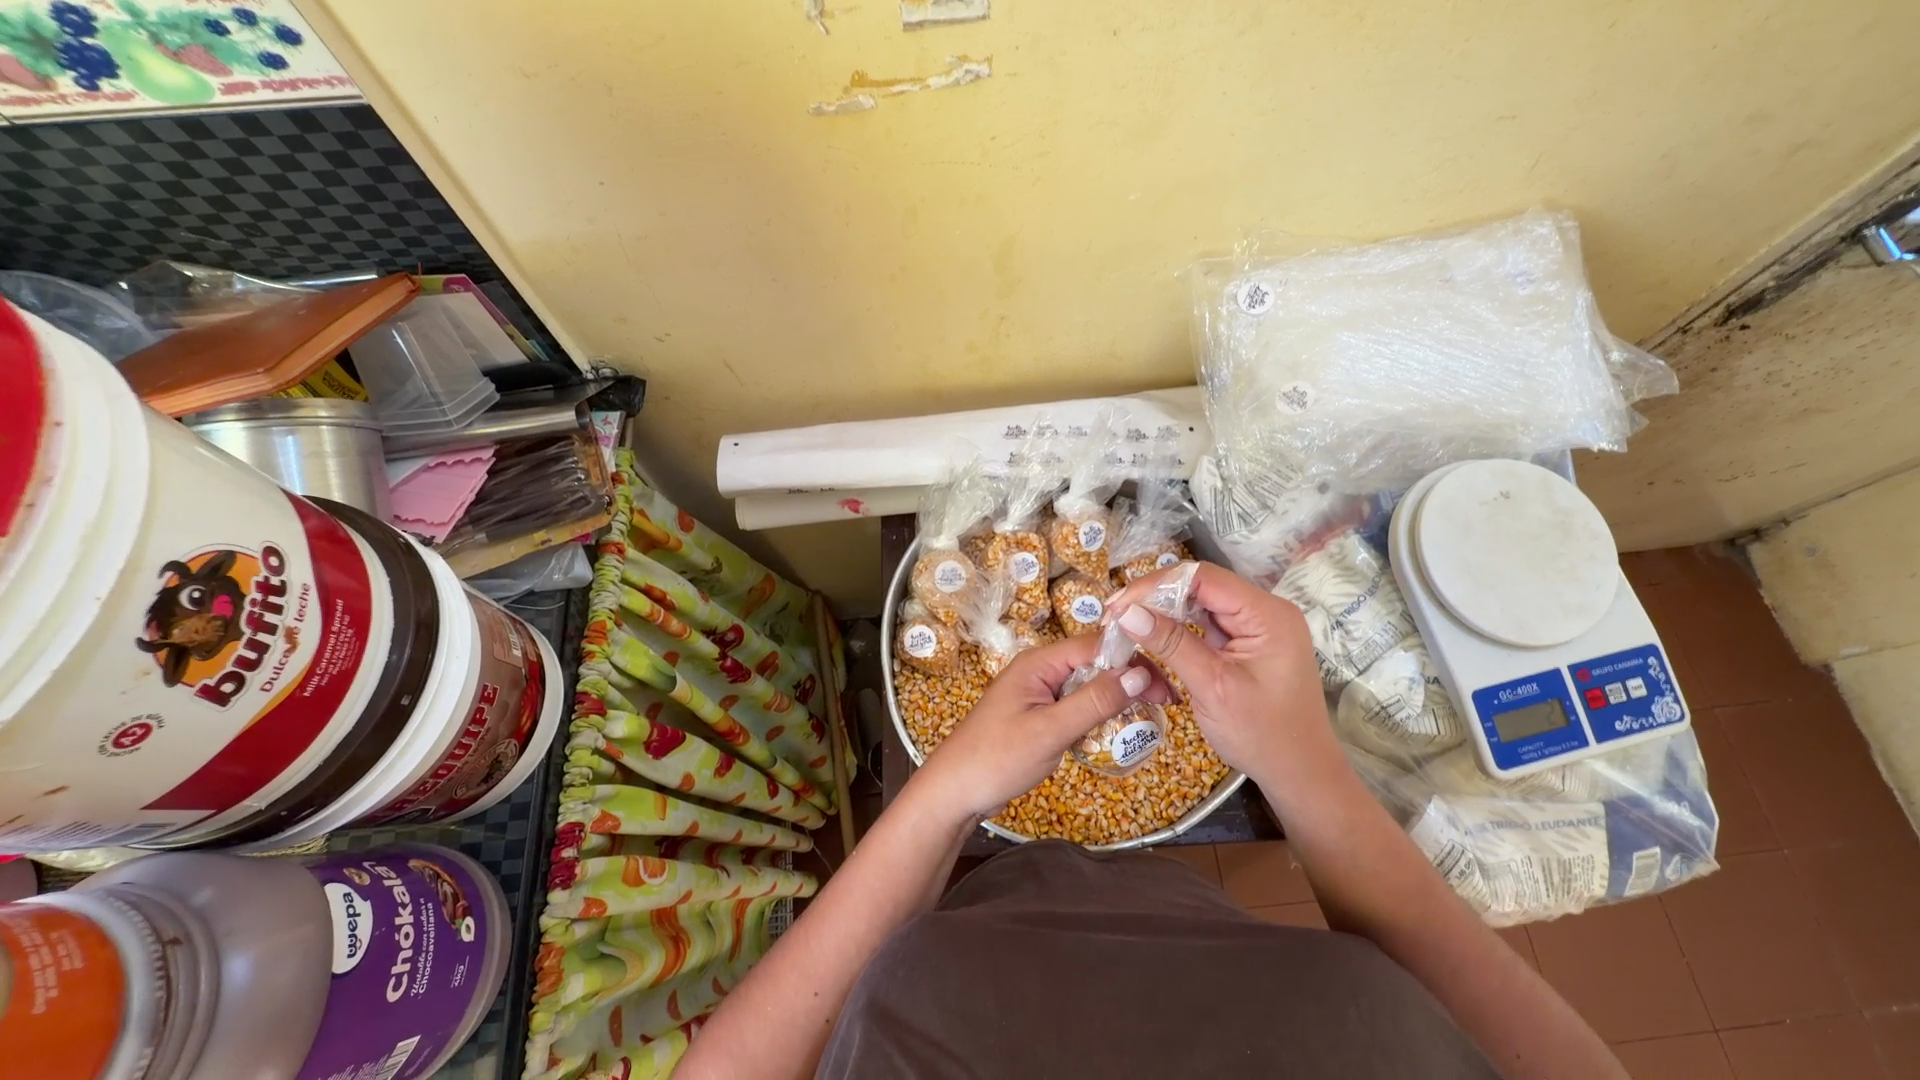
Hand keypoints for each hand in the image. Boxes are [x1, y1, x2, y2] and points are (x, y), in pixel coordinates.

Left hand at [910, 634, 1156, 820]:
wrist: (953, 792)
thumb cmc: (996, 759)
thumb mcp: (1050, 731)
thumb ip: (1094, 702)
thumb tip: (1139, 675)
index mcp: (1039, 663)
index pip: (1097, 646)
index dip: (1134, 662)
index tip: (1167, 687)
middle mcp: (1039, 670)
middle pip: (1094, 663)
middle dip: (1130, 679)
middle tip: (1167, 705)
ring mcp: (1037, 693)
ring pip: (1087, 686)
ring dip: (1115, 698)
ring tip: (1152, 715)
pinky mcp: (1037, 715)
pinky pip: (1075, 706)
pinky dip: (1096, 715)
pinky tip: (1116, 730)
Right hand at [1106, 562, 1338, 788]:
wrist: (1300, 774)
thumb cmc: (1262, 735)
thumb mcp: (1211, 687)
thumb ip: (1171, 644)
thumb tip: (1127, 612)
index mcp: (1267, 614)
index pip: (1203, 578)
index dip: (1156, 585)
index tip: (1118, 606)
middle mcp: (1266, 611)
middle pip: (1201, 587)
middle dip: (1155, 599)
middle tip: (1114, 617)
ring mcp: (1259, 627)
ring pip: (1202, 604)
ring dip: (1164, 614)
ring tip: (1126, 625)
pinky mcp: (1249, 643)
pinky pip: (1209, 624)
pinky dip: (1180, 630)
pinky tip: (1153, 637)